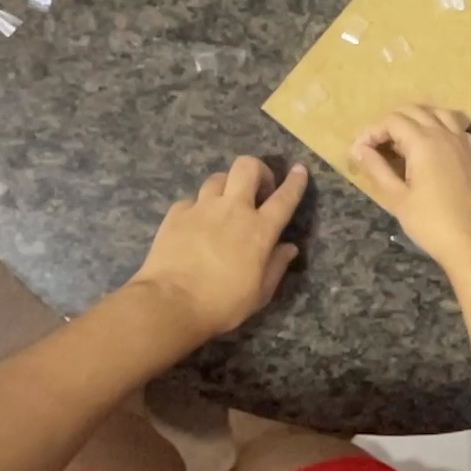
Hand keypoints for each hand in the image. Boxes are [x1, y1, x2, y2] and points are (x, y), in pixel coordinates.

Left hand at [129, 157, 306, 335]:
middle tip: (258, 188)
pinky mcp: (176, 214)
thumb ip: (276, 265)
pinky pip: (193, 199)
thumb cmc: (223, 303)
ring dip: (228, 187)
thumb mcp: (260, 292)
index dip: (295, 182)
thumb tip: (289, 248)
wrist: (170, 302)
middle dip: (258, 170)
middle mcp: (233, 210)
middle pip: (247, 167)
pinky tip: (198, 224)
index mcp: (260, 230)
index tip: (299, 170)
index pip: (284, 198)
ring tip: (226, 205)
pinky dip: (200, 207)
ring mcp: (202, 208)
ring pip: (218, 178)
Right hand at [350, 106, 470, 273]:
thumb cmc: (430, 224)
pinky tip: (432, 147)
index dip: (372, 132)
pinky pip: (456, 128)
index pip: (392, 121)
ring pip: (438, 113)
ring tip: (403, 140)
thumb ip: (377, 168)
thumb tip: (359, 149)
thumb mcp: (397, 198)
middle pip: (414, 111)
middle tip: (377, 146)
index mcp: (424, 142)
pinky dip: (440, 127)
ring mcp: (463, 143)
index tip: (360, 152)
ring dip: (417, 119)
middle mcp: (445, 134)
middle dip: (391, 123)